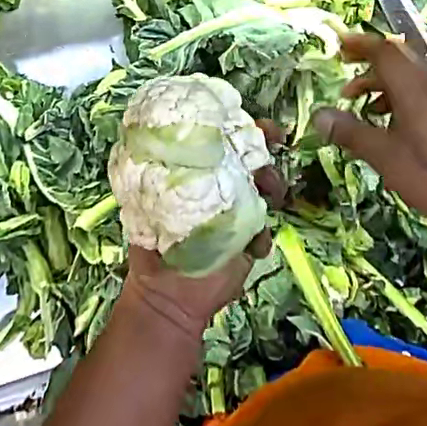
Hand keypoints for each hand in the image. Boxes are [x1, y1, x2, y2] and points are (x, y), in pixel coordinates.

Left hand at [119, 146, 283, 341]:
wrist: (169, 298)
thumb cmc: (155, 246)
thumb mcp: (153, 205)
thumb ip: (167, 177)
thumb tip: (173, 145)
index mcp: (200, 171)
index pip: (224, 140)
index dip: (243, 129)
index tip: (260, 127)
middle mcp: (223, 185)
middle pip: (253, 158)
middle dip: (265, 154)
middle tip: (266, 159)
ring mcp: (240, 211)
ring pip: (268, 187)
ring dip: (273, 188)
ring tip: (267, 198)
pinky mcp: (252, 239)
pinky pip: (267, 229)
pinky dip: (263, 236)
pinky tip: (251, 246)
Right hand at [316, 33, 426, 232]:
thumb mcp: (385, 157)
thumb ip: (352, 133)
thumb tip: (319, 116)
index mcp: (413, 91)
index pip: (384, 52)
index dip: (360, 44)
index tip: (338, 45)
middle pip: (397, 60)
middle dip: (367, 60)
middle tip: (344, 66)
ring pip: (407, 79)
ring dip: (380, 81)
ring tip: (357, 101)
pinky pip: (417, 94)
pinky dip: (395, 97)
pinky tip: (386, 123)